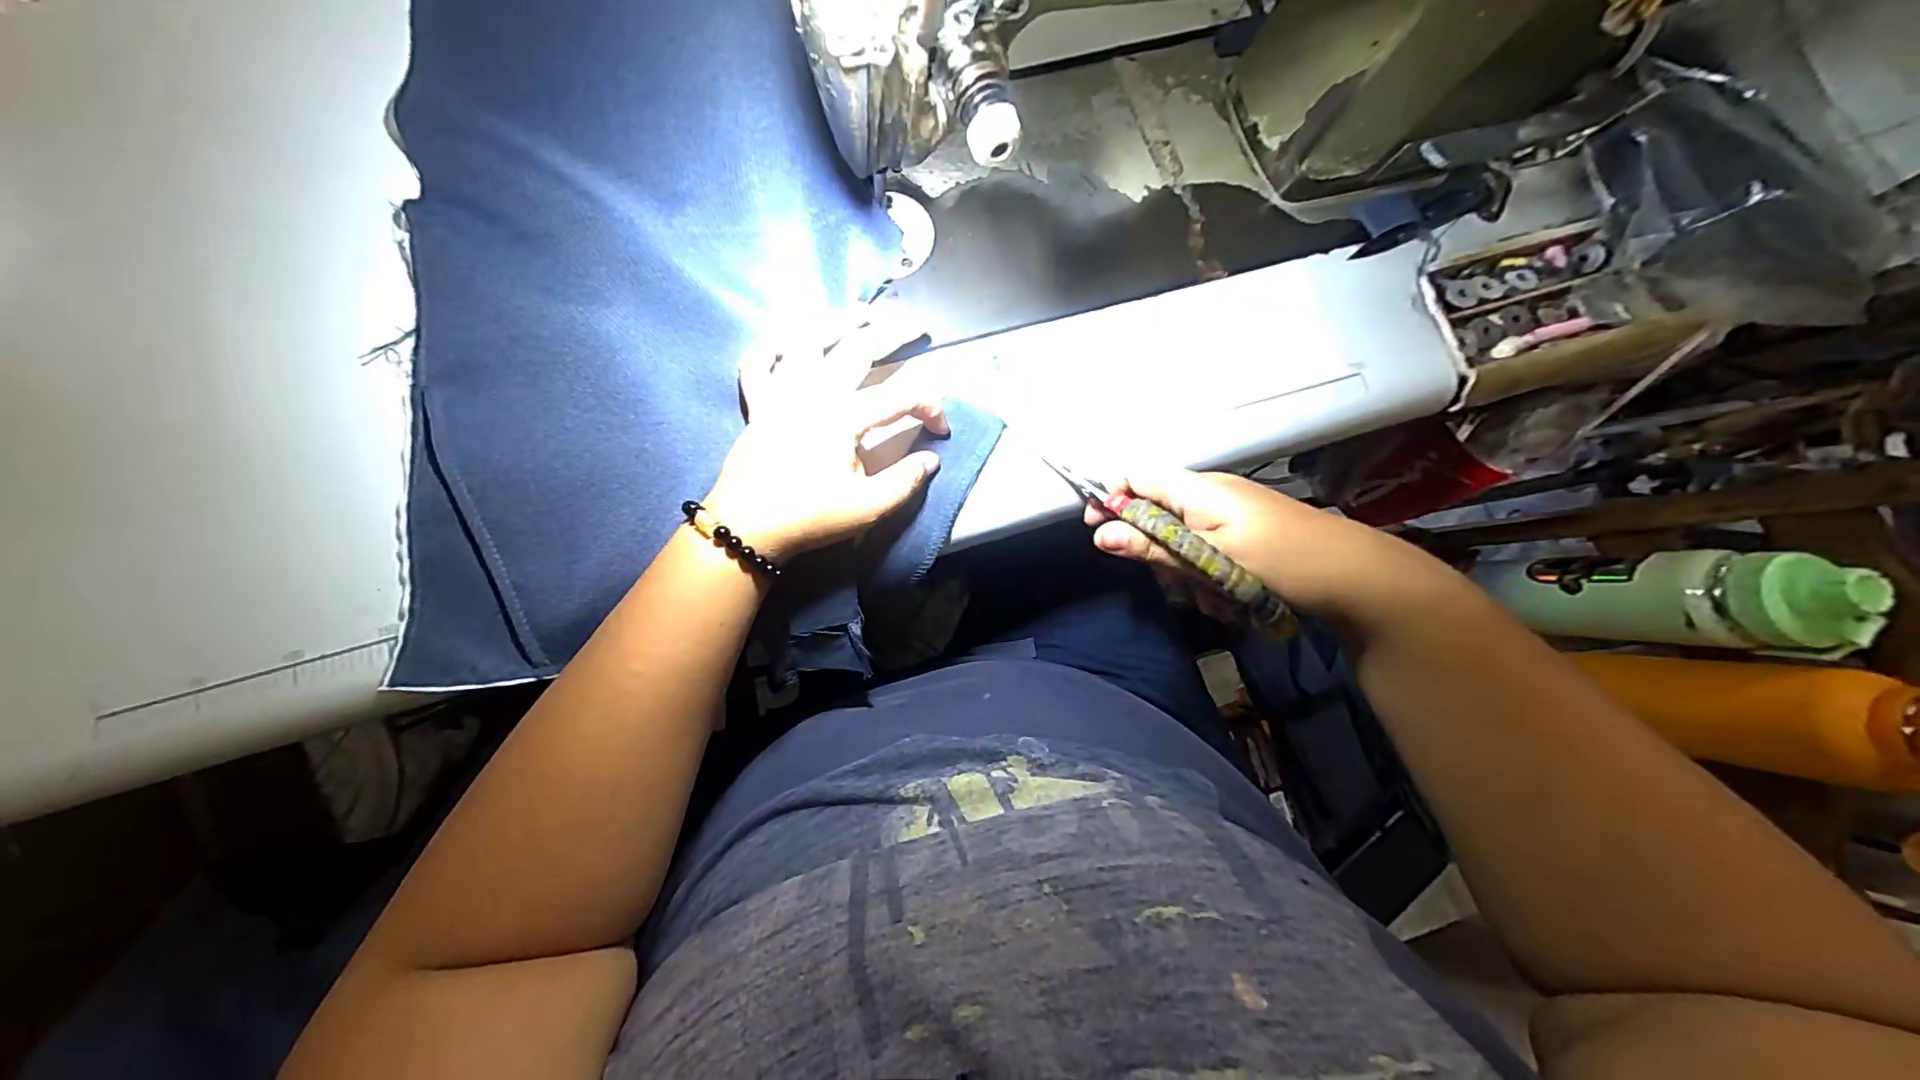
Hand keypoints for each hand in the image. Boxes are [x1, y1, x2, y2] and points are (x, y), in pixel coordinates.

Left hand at [702, 319, 946, 560]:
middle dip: (892, 334)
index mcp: (844, 417)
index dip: (930, 406)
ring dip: (837, 323)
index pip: (901, 396)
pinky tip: (785, 343)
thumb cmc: (808, 517)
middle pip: (858, 348)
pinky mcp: (758, 404)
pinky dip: (771, 348)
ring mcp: (781, 393)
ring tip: (858, 314)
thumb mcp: (867, 508)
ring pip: (808, 341)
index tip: (941, 429)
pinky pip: (758, 363)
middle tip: (914, 326)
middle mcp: (813, 393)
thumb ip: (904, 481)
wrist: (747, 527)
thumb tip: (931, 459)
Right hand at [1083, 468, 1450, 622]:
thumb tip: (1101, 535)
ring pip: (1178, 542)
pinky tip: (1229, 599)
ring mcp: (1227, 517)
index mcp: (1198, 489)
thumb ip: (1152, 545)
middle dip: (1155, 552)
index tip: (1098, 529)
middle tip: (1176, 579)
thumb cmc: (1282, 560)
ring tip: (1212, 596)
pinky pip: (1205, 554)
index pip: (1135, 477)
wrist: (1354, 578)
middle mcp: (1209, 496)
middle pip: (1153, 515)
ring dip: (1185, 574)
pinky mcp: (1242, 538)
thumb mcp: (1208, 558)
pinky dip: (1208, 578)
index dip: (1111, 498)